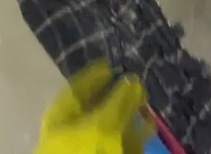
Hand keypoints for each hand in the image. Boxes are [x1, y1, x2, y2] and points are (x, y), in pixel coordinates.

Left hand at [36, 62, 153, 153]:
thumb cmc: (86, 152)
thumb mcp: (103, 123)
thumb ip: (119, 99)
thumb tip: (132, 80)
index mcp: (62, 118)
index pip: (78, 88)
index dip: (96, 74)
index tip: (116, 65)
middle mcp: (72, 130)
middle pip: (96, 105)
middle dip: (118, 93)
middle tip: (137, 83)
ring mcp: (88, 146)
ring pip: (110, 123)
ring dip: (129, 111)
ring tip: (145, 101)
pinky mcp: (106, 153)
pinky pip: (121, 141)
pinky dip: (134, 132)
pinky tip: (149, 123)